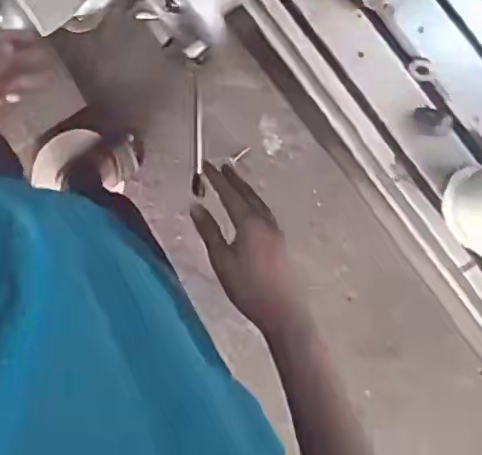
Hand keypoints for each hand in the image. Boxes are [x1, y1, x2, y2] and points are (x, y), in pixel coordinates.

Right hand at [192, 162, 307, 337]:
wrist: (285, 315)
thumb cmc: (249, 288)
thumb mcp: (222, 261)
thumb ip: (209, 231)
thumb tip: (195, 205)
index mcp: (249, 223)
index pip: (230, 194)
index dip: (216, 179)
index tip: (206, 165)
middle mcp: (264, 221)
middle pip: (247, 194)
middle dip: (233, 179)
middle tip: (222, 166)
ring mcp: (276, 232)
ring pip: (258, 202)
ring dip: (245, 188)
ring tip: (235, 180)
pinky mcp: (281, 242)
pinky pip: (264, 211)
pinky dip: (254, 201)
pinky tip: (251, 207)